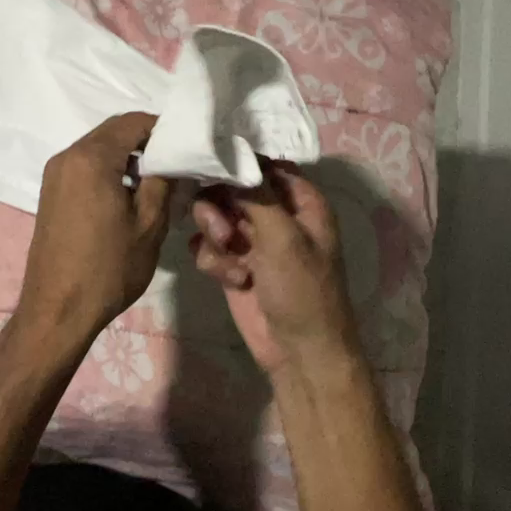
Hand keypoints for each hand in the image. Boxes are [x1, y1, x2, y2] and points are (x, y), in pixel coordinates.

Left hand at [15, 112, 174, 343]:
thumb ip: (163, 182)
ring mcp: (54, 174)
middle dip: (145, 141)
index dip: (163, 128)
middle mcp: (67, 157)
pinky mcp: (50, 192)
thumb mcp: (149, 225)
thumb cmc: (108, 268)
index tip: (187, 145)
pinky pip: (84, 166)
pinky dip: (108, 170)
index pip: (132, 122)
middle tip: (175, 162)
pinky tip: (127, 194)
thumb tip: (172, 160)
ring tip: (156, 180)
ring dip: (126, 156)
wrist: (58, 309)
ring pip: (97, 148)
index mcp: (91, 158)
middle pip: (112, 132)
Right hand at [188, 162, 359, 373]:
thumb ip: (256, 196)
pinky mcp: (232, 265)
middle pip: (229, 187)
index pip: (261, 164)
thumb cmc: (303, 291)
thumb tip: (231, 157)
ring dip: (214, 236)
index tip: (209, 166)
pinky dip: (214, 261)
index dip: (235, 164)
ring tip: (229, 259)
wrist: (298, 353)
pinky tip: (231, 280)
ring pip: (213, 216)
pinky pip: (208, 247)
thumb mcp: (284, 238)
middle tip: (223, 231)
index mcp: (299, 201)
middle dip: (218, 207)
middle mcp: (275, 214)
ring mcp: (252, 241)